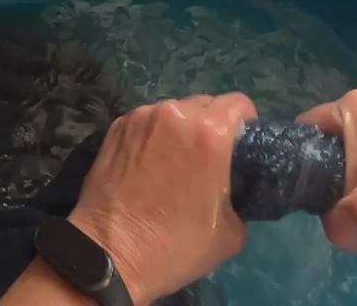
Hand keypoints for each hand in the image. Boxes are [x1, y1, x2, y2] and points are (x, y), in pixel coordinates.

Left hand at [68, 93, 256, 303]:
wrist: (111, 252)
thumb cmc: (176, 244)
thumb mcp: (231, 231)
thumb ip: (241, 193)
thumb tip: (236, 182)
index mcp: (209, 133)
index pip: (239, 104)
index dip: (246, 124)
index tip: (240, 147)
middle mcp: (176, 113)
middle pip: (206, 105)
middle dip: (212, 127)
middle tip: (208, 161)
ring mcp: (142, 115)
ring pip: (175, 112)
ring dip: (181, 130)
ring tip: (174, 163)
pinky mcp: (118, 124)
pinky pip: (148, 121)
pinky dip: (155, 135)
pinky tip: (148, 164)